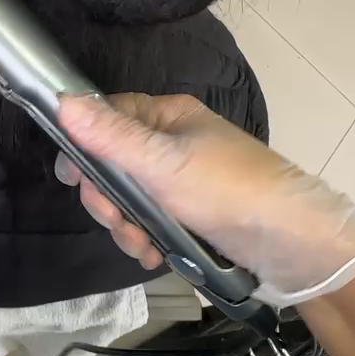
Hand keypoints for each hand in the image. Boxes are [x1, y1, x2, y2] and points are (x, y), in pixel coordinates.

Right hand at [56, 93, 354, 306]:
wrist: (292, 244)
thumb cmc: (228, 192)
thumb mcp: (163, 163)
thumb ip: (111, 136)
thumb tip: (62, 100)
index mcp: (167, 118)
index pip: (107, 118)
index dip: (84, 148)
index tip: (74, 180)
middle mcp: (171, 144)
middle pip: (111, 165)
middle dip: (107, 200)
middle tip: (117, 221)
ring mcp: (179, 181)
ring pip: (126, 199)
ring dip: (124, 226)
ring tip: (142, 246)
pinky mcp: (187, 213)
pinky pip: (147, 221)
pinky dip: (144, 238)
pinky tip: (153, 255)